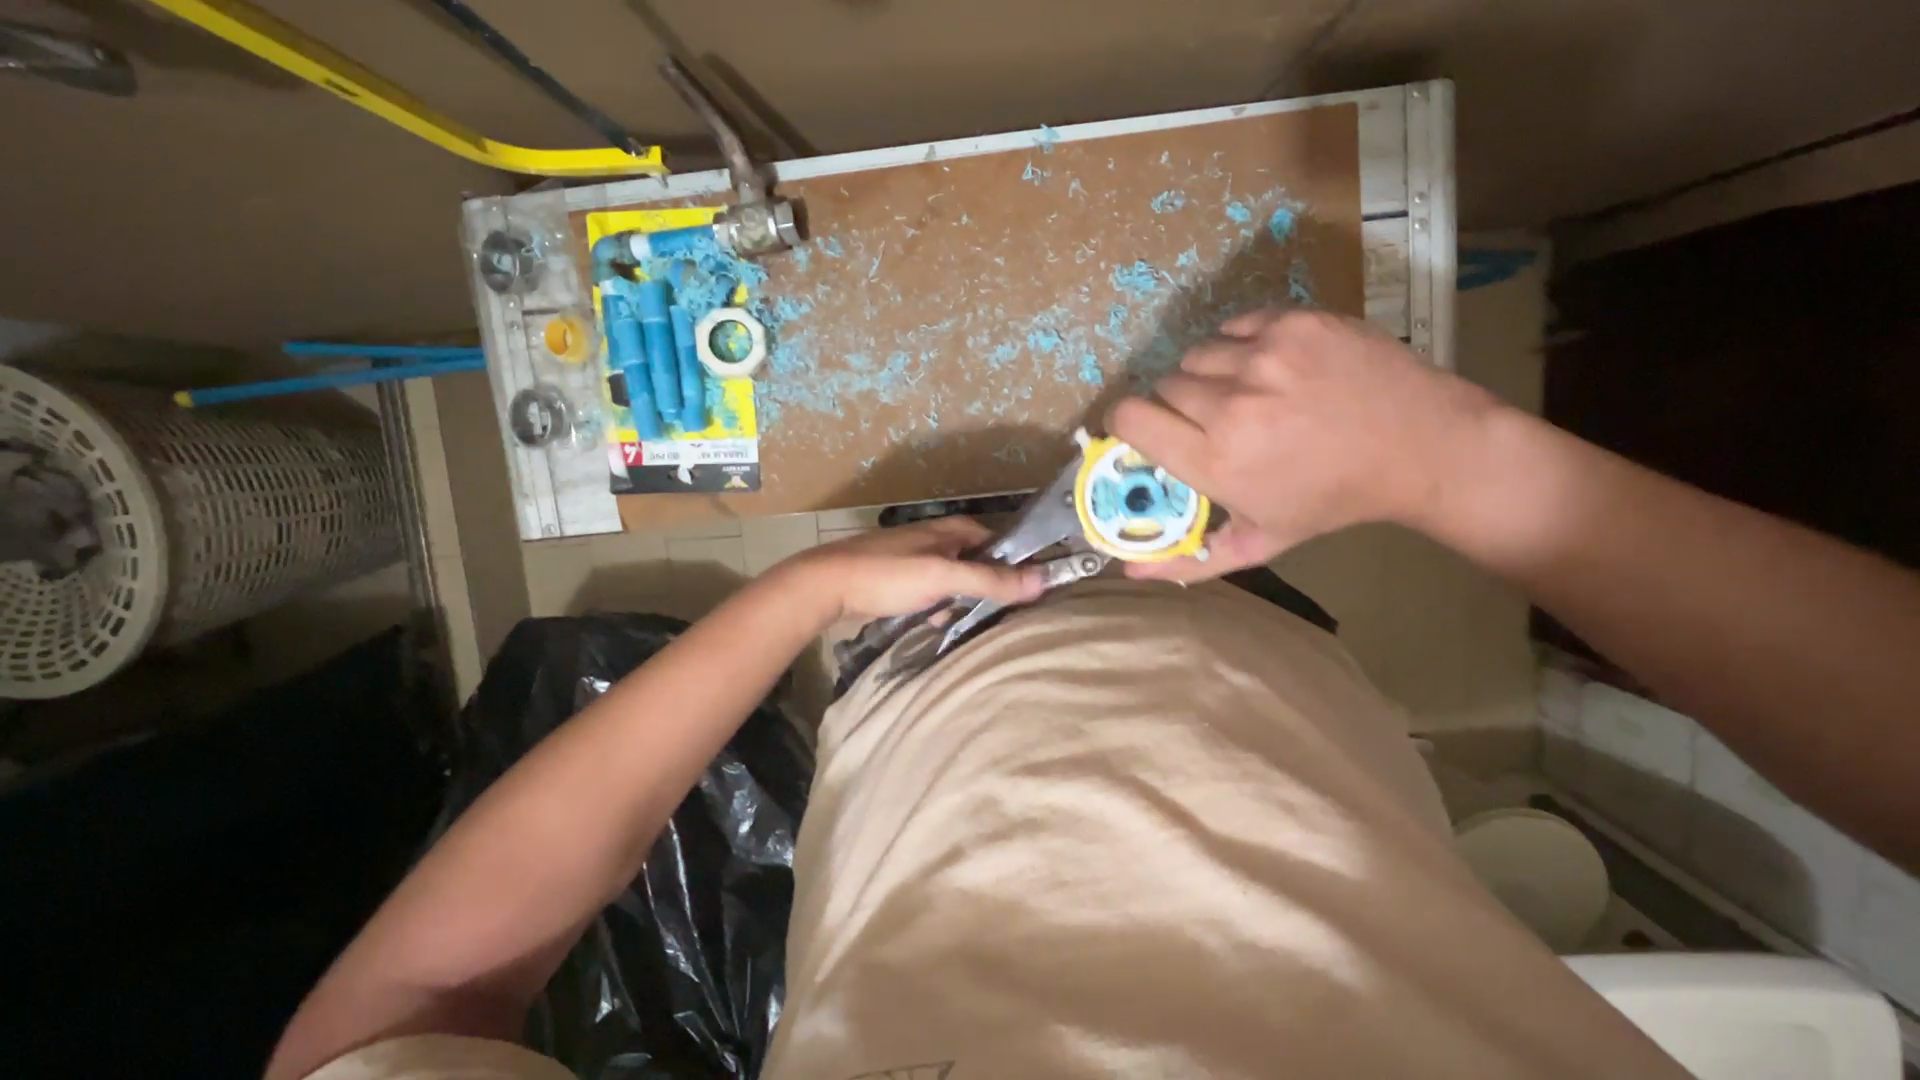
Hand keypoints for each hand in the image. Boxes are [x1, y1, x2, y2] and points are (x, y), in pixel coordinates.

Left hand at [778, 517, 1047, 621]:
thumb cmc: (888, 575)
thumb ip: (991, 579)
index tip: (1034, 593)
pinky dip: (939, 607)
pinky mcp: (902, 581)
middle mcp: (939, 539)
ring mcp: (919, 560)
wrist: (826, 586)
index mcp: (952, 529)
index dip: (1018, 565)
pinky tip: (934, 623)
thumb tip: (1043, 579)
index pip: (1001, 543)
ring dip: (962, 601)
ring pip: (957, 581)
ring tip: (967, 622)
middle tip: (1003, 615)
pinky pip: (934, 594)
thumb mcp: (944, 577)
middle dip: (990, 587)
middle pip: (980, 563)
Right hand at [1107, 309, 1504, 581]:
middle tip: (1216, 421)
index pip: (1129, 418)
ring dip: (1210, 373)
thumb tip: (1128, 572)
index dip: (1128, 423)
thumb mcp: (1261, 541)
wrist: (1421, 445)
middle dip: (1180, 404)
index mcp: (1217, 460)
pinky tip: (1270, 366)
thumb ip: (1190, 559)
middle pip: (1163, 385)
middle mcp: (1231, 404)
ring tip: (1246, 391)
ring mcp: (1264, 356)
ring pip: (1197, 353)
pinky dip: (1242, 343)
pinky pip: (1234, 325)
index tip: (1146, 430)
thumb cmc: (1331, 500)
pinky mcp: (1293, 322)